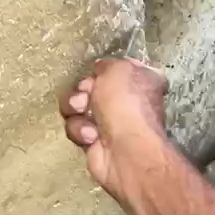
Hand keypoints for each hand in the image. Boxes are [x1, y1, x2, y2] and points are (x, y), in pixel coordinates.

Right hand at [59, 57, 173, 203]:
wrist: (124, 150)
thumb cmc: (126, 104)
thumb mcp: (118, 69)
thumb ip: (106, 65)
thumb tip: (99, 70)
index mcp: (139, 82)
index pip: (113, 69)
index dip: (102, 70)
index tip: (98, 73)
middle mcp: (125, 102)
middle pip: (89, 87)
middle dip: (82, 89)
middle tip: (86, 95)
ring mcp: (108, 123)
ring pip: (76, 106)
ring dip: (75, 108)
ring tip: (85, 114)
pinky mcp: (92, 141)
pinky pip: (75, 127)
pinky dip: (80, 130)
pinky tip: (92, 136)